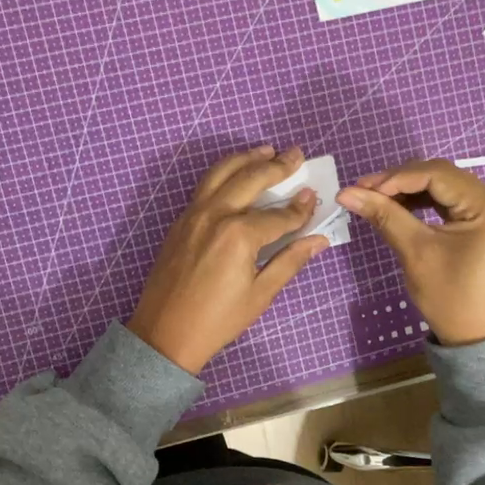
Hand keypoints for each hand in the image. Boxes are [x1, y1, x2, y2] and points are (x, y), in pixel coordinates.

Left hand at [128, 147, 328, 373]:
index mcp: (239, 235)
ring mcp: (194, 214)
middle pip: (251, 179)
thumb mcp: (260, 295)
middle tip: (297, 154)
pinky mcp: (181, 221)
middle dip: (278, 165)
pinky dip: (224, 172)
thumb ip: (290, 261)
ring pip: (222, 172)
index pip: (279, 215)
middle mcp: (216, 214)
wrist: (165, 333)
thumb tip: (319, 240)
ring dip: (246, 158)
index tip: (314, 197)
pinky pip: (205, 185)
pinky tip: (236, 174)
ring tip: (266, 150)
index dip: (300, 208)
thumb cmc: (217, 320)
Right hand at [337, 159, 484, 346]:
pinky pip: (449, 202)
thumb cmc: (448, 297)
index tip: (362, 188)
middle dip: (401, 181)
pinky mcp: (483, 223)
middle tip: (364, 190)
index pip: (438, 176)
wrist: (474, 337)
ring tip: (376, 198)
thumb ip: (384, 216)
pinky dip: (422, 203)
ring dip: (409, 190)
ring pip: (443, 187)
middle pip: (442, 176)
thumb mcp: (415, 252)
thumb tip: (346, 193)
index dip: (397, 178)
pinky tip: (398, 207)